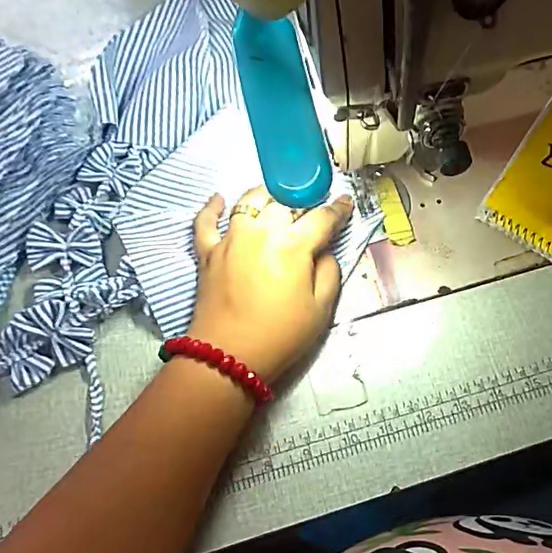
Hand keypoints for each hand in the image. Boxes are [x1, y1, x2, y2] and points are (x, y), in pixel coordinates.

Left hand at [188, 186, 353, 382]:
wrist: (228, 356)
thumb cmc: (281, 335)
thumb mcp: (321, 309)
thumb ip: (329, 272)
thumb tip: (324, 253)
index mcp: (293, 245)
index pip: (321, 217)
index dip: (337, 208)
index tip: (345, 202)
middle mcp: (261, 232)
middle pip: (284, 201)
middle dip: (302, 199)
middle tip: (311, 206)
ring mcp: (230, 239)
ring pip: (248, 202)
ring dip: (266, 195)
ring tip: (276, 198)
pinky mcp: (207, 252)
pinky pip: (206, 221)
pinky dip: (212, 207)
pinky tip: (219, 199)